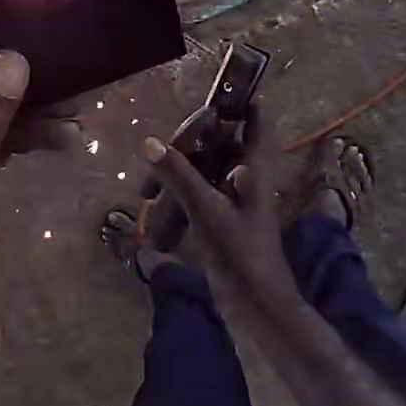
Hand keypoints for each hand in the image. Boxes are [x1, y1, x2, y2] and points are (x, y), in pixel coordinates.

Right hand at [142, 108, 295, 303]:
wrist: (258, 306)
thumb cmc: (239, 253)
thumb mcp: (206, 210)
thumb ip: (179, 174)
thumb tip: (150, 141)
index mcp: (254, 166)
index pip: (254, 118)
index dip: (234, 102)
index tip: (204, 99)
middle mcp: (248, 175)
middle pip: (220, 142)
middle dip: (187, 145)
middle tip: (156, 153)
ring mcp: (237, 197)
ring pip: (207, 169)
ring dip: (178, 174)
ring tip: (146, 191)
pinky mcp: (227, 217)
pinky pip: (202, 194)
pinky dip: (181, 196)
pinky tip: (158, 210)